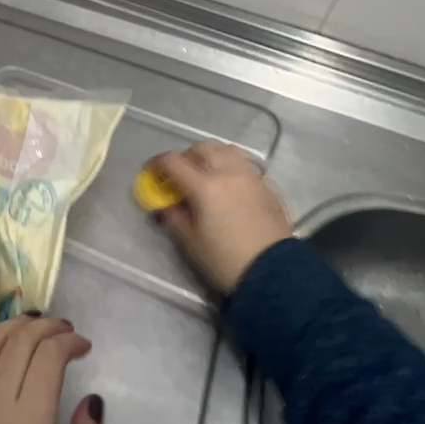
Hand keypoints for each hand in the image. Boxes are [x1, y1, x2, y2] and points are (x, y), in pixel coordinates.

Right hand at [149, 142, 293, 293]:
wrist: (274, 274)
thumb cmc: (225, 261)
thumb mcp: (191, 243)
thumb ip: (174, 217)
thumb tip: (166, 204)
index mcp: (204, 186)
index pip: (173, 162)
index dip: (157, 163)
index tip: (150, 171)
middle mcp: (228, 173)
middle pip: (202, 148)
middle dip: (186, 156)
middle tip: (179, 174)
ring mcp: (251, 177)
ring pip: (227, 151)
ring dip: (211, 156)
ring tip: (206, 173)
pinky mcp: (268, 187)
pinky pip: (246, 166)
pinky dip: (233, 168)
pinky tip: (231, 186)